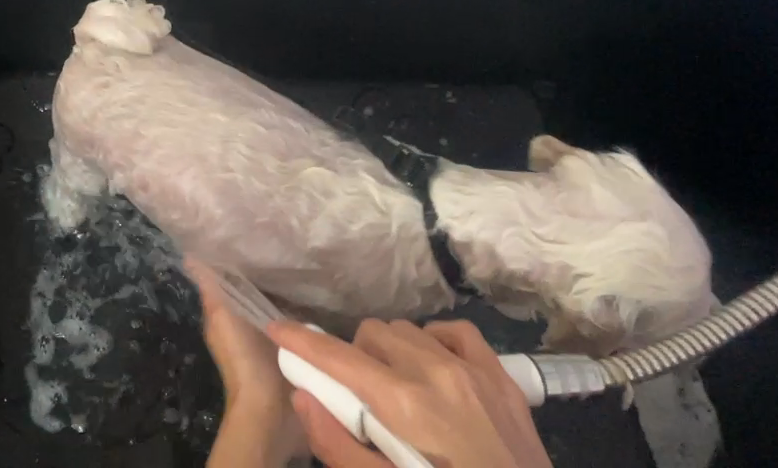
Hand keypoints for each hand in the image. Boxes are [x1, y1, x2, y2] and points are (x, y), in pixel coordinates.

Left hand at [187, 260, 305, 465]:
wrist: (269, 409)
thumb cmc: (242, 358)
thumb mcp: (221, 317)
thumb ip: (209, 289)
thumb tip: (189, 257)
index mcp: (224, 318)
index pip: (228, 284)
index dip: (237, 265)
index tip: (254, 244)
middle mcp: (244, 328)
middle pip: (254, 297)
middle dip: (267, 281)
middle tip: (287, 257)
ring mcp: (268, 343)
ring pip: (276, 311)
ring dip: (287, 299)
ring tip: (305, 273)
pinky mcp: (290, 355)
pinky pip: (294, 329)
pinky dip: (299, 319)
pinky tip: (315, 304)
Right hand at [267, 319, 551, 467]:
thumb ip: (339, 447)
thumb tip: (303, 396)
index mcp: (405, 404)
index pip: (338, 356)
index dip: (300, 341)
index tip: (275, 330)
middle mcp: (436, 372)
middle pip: (370, 334)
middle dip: (353, 358)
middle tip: (355, 399)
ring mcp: (474, 371)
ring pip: (407, 331)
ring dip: (390, 352)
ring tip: (394, 390)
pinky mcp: (502, 379)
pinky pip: (454, 332)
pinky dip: (433, 342)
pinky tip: (431, 370)